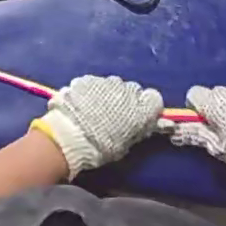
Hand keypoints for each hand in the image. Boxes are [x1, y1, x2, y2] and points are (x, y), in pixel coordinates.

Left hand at [33, 75, 164, 177]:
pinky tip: (83, 103)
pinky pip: (95, 83)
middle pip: (133, 90)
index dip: (147, 107)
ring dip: (109, 94)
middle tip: (116, 114)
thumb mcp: (125, 144)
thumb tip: (143, 125)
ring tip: (97, 108)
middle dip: (127, 100)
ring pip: (113, 85)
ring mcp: (106, 81)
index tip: (140, 116)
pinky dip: (92, 90)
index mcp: (140, 108)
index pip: (154, 99)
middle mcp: (126, 90)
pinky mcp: (88, 78)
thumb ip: (136, 130)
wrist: (71, 134)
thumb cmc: (101, 147)